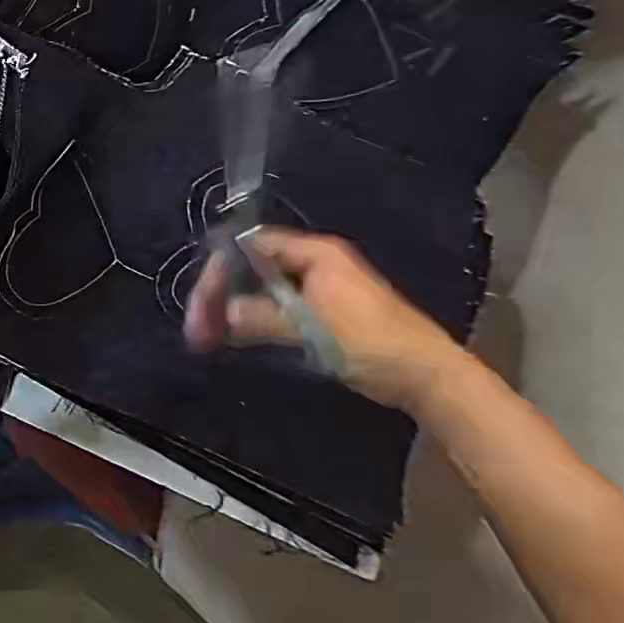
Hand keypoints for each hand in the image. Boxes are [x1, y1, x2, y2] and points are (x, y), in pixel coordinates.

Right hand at [184, 227, 475, 411]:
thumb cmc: (371, 342)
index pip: (252, 246)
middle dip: (220, 295)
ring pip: (258, 290)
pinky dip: (249, 320)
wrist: (426, 376)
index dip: (222, 268)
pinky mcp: (318, 313)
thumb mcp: (312, 327)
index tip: (202, 300)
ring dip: (230, 310)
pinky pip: (271, 308)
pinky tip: (229, 337)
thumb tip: (224, 312)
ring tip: (205, 336)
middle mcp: (312, 264)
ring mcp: (315, 288)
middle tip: (197, 326)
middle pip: (250, 268)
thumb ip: (264, 316)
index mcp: (315, 254)